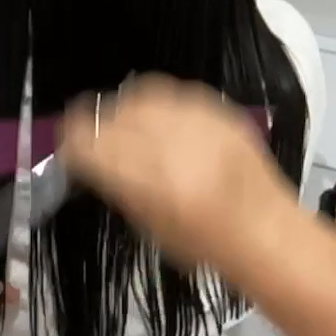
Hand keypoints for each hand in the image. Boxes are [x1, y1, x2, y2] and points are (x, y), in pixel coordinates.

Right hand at [58, 75, 299, 275]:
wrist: (266, 231)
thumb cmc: (205, 242)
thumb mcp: (147, 224)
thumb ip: (115, 185)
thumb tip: (91, 159)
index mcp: (146, 177)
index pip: (86, 141)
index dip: (70, 143)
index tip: (68, 150)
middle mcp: (168, 140)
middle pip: (109, 113)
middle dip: (95, 125)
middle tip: (94, 139)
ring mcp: (195, 119)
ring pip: (138, 94)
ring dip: (124, 109)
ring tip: (125, 126)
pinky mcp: (217, 109)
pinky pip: (172, 92)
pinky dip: (156, 104)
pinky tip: (158, 121)